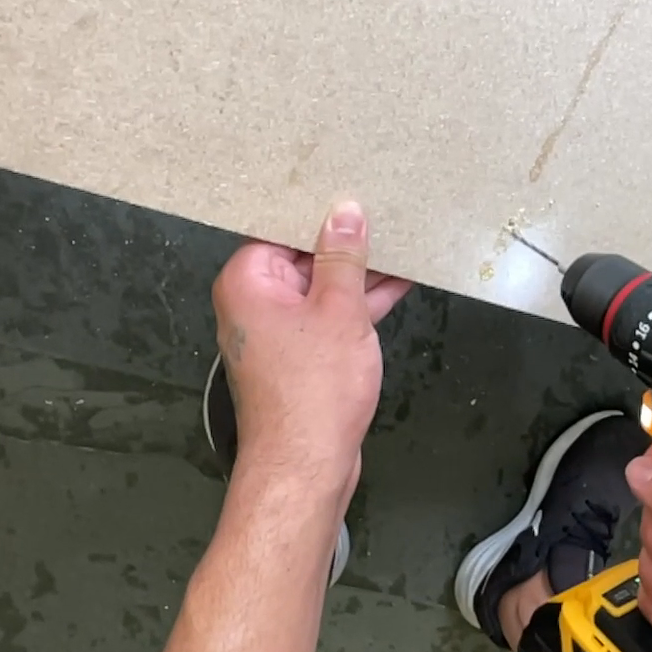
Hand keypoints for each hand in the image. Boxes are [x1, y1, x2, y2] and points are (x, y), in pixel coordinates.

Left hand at [211, 201, 411, 503]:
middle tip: (386, 210)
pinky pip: (330, 317)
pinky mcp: (302, 356)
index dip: (319, 212)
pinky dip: (359, 305)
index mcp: (248, 281)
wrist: (308, 463)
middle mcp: (255, 303)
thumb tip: (345, 212)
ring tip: (403, 243)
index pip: (282, 229)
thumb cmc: (316, 386)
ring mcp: (279, 332)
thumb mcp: (339, 309)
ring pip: (322, 289)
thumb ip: (343, 258)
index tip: (353, 189)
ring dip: (360, 275)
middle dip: (346, 243)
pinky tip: (398, 284)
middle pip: (303, 257)